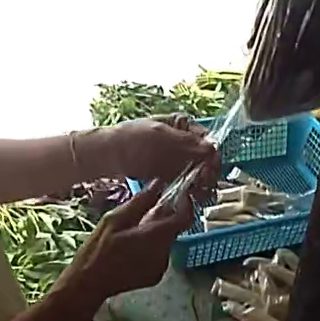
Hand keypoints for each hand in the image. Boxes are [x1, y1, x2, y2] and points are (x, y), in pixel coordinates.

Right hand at [54, 182, 190, 314]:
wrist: (88, 285)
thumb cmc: (98, 250)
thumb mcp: (114, 220)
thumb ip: (140, 202)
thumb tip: (158, 184)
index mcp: (157, 236)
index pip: (185, 217)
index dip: (186, 203)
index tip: (180, 194)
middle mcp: (165, 252)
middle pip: (173, 229)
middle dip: (163, 217)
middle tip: (145, 210)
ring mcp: (162, 266)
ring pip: (166, 242)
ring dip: (155, 233)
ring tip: (131, 232)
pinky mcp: (156, 276)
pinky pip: (159, 255)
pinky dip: (151, 247)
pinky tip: (131, 248)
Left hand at [84, 117, 217, 182]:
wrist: (107, 155)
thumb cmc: (130, 139)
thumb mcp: (159, 136)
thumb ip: (187, 142)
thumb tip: (213, 146)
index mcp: (182, 125)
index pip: (207, 139)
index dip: (212, 155)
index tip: (210, 168)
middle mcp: (184, 141)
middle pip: (207, 157)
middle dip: (209, 171)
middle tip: (203, 183)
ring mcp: (178, 157)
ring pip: (200, 171)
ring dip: (203, 183)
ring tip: (200, 193)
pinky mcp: (171, 172)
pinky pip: (189, 181)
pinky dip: (194, 189)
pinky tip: (194, 196)